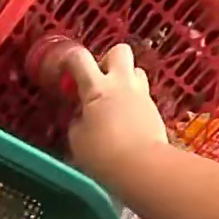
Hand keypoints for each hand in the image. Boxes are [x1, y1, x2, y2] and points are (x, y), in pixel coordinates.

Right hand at [61, 43, 168, 184]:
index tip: (63, 72)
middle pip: (119, 51)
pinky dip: (133, 102)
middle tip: (98, 82)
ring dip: (124, 80)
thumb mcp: (76, 139)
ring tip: (114, 101)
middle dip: (107, 61)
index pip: (79, 58)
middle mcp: (121, 83)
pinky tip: (126, 121)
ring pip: (136, 71)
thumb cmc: (102, 154)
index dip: (69, 59)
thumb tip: (81, 116)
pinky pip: (142, 95)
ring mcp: (142, 95)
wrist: (142, 167)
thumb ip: (77, 121)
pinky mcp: (155, 110)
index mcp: (96, 88)